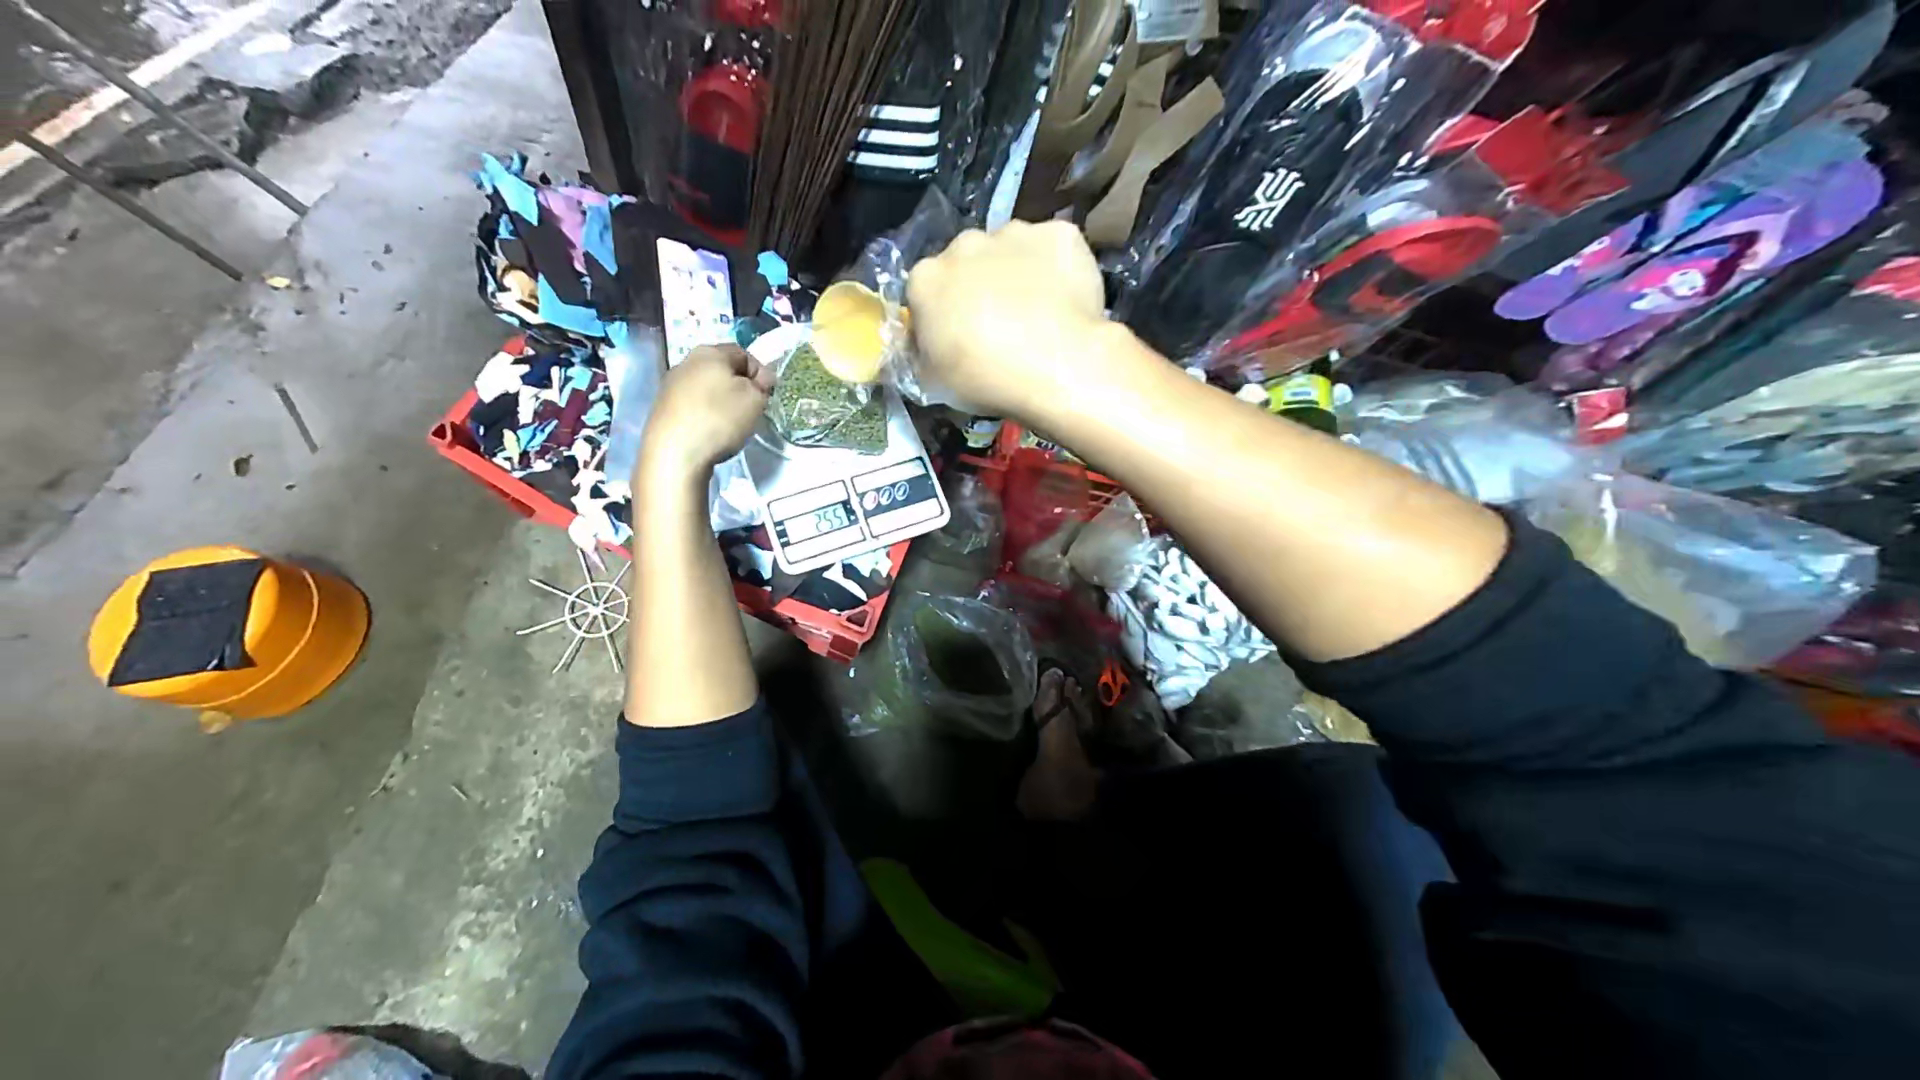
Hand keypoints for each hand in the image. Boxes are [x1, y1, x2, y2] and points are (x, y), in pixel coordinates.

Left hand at [639, 344, 773, 479]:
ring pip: (707, 389)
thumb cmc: (720, 418)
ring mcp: (670, 386)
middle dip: (740, 388)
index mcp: (709, 352)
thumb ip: (762, 385)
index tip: (766, 396)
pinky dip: (706, 416)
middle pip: (723, 371)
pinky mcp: (663, 409)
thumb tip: (760, 380)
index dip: (760, 373)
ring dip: (722, 403)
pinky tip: (710, 433)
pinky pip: (694, 406)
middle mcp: (686, 362)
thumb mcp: (755, 399)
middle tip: (751, 411)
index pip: (744, 354)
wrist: (675, 453)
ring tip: (730, 425)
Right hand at [906, 220, 1112, 417]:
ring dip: (1017, 272)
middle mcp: (965, 244)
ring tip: (1038, 312)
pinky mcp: (1059, 234)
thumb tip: (929, 345)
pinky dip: (1058, 268)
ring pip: (1011, 249)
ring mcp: (1014, 233)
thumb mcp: (935, 382)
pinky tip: (1066, 300)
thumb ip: (924, 353)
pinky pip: (1054, 248)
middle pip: (968, 261)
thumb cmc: (987, 380)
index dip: (943, 313)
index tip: (958, 336)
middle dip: (978, 285)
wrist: (1057, 367)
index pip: (926, 290)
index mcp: (926, 279)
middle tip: (999, 324)